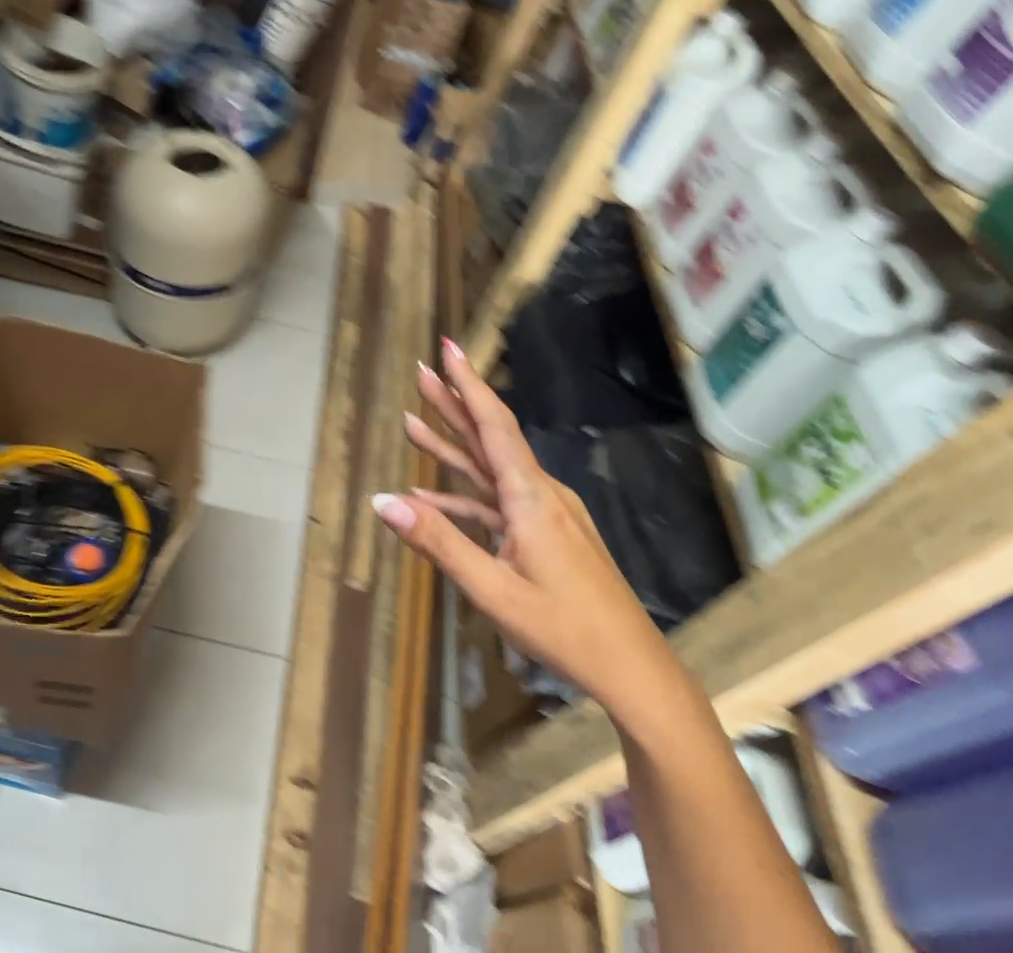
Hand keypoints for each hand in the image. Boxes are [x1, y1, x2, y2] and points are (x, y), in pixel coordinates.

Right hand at [375, 339, 681, 722]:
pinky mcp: (547, 534)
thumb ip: (437, 542)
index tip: (448, 347)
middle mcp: (541, 494)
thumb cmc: (562, 627)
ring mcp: (547, 514)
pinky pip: (498, 502)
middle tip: (422, 370)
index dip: (468, 384)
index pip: (494, 426)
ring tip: (413, 422)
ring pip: (492, 469)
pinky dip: (464, 494)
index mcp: (531, 497)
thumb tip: (383, 501)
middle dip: (454, 404)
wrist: (629, 664)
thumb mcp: (491, 589)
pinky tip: (431, 496)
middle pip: (491, 437)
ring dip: (453, 446)